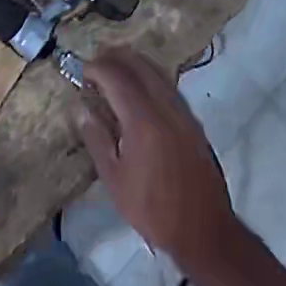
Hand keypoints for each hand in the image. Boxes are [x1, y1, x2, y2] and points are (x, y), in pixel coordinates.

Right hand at [77, 46, 238, 265]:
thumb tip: (83, 110)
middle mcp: (165, 106)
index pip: (118, 78)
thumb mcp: (115, 180)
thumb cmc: (152, 208)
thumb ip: (98, 140)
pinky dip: (150, 77)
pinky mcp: (192, 121)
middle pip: (140, 67)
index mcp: (143, 119)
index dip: (98, 68)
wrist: (203, 227)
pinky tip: (140, 88)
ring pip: (158, 73)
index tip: (82, 69)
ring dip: (135, 64)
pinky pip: (168, 86)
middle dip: (117, 57)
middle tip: (97, 60)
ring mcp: (183, 111)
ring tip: (115, 68)